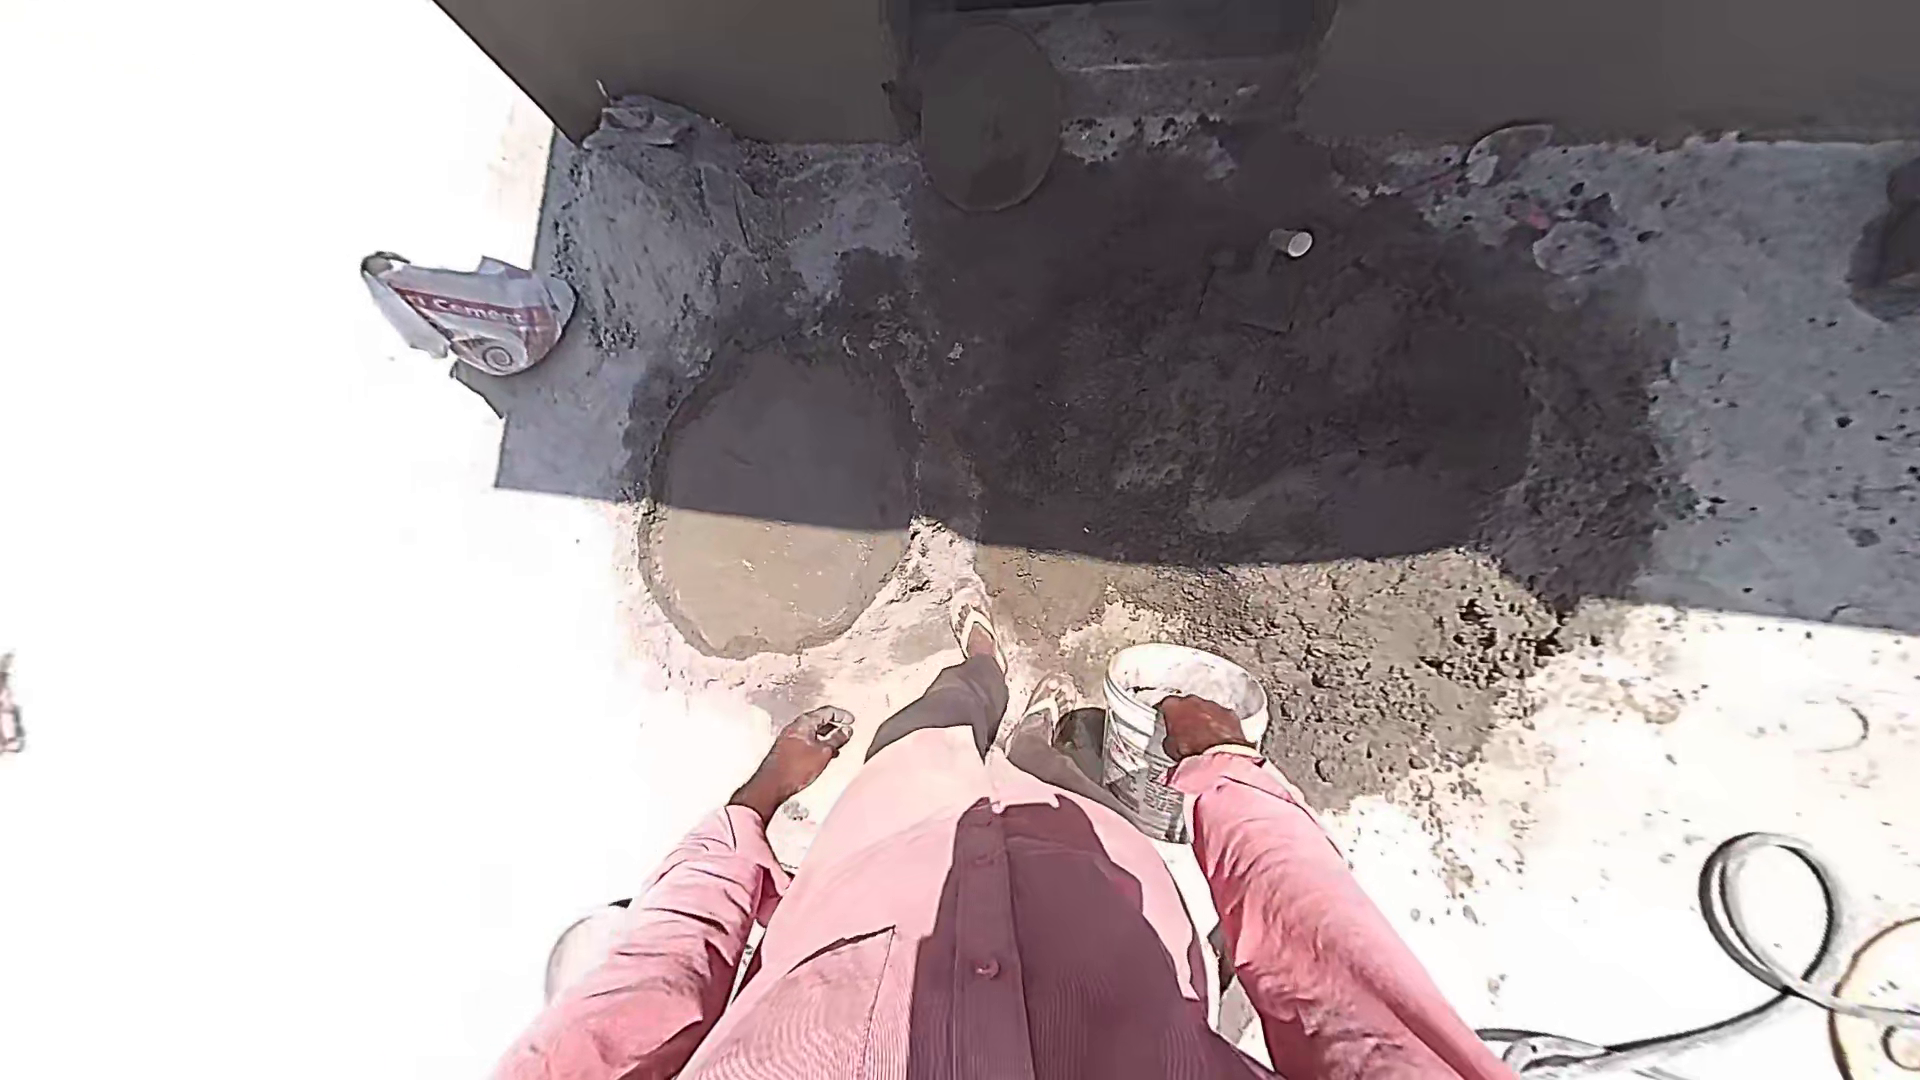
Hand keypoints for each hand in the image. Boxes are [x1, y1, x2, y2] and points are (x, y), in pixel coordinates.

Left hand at [729, 706, 854, 820]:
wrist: (771, 786)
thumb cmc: (795, 768)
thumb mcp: (824, 753)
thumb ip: (837, 739)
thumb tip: (847, 730)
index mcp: (804, 723)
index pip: (827, 712)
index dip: (842, 715)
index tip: (851, 721)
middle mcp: (795, 726)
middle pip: (819, 720)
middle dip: (834, 725)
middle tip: (846, 731)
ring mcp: (789, 737)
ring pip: (812, 731)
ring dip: (826, 736)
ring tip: (837, 746)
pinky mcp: (785, 748)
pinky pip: (805, 740)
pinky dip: (817, 743)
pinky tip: (822, 755)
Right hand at [1157, 694, 1252, 760]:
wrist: (1216, 756)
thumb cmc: (1192, 749)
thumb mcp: (1169, 747)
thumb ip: (1170, 737)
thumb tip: (1173, 743)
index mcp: (1173, 705)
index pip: (1167, 704)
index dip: (1169, 714)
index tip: (1171, 722)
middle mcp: (1192, 700)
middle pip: (1188, 703)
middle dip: (1188, 714)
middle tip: (1188, 730)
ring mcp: (1212, 705)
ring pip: (1207, 708)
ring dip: (1206, 718)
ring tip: (1206, 736)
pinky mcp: (1229, 713)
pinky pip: (1224, 716)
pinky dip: (1223, 724)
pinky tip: (1221, 737)